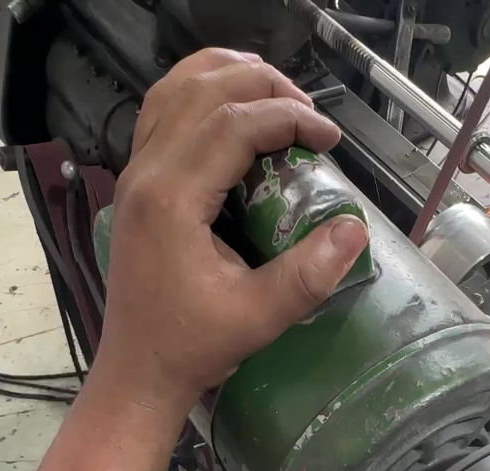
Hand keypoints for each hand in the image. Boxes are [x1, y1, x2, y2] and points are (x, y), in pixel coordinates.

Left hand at [95, 49, 370, 411]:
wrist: (139, 372)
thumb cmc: (193, 348)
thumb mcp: (258, 319)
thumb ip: (307, 275)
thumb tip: (355, 230)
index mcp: (172, 198)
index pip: (233, 124)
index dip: (288, 118)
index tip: (329, 139)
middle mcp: (146, 173)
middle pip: (204, 91)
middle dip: (264, 87)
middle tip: (310, 113)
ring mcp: (135, 176)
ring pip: (175, 91)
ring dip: (228, 79)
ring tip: (276, 96)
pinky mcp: (136, 187)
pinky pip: (161, 114)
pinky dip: (198, 95)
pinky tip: (229, 110)